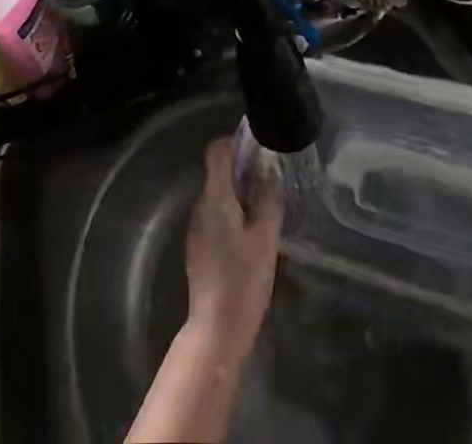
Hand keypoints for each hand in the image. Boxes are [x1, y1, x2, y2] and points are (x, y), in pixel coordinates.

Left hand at [127, 137, 283, 441]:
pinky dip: (235, 213)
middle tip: (273, 179)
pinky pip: (217, 216)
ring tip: (269, 206)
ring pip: (219, 196)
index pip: (216, 152)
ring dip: (241, 193)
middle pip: (218, 173)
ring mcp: (197, 228)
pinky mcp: (200, 246)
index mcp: (215, 199)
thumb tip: (269, 171)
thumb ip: (268, 200)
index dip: (235, 142)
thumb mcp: (265, 238)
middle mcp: (201, 207)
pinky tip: (255, 232)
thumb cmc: (243, 280)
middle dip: (244, 170)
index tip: (259, 147)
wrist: (216, 329)